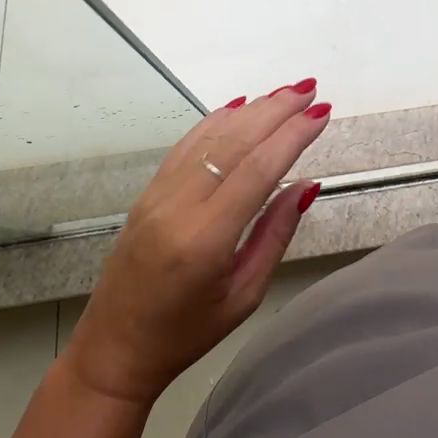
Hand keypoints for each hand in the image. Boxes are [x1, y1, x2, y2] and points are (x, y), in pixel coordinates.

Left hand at [59, 80, 331, 406]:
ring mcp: (158, 195)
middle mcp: (179, 206)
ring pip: (211, 136)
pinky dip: (216, 120)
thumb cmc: (186, 334)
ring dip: (252, 110)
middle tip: (310, 88)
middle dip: (277, 111)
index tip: (321, 112)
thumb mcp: (244, 295)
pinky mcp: (148, 192)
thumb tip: (306, 184)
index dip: (293, 136)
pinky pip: (187, 145)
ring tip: (286, 93)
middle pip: (235, 142)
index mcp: (206, 239)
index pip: (258, 169)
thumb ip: (275, 234)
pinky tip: (240, 106)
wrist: (115, 349)